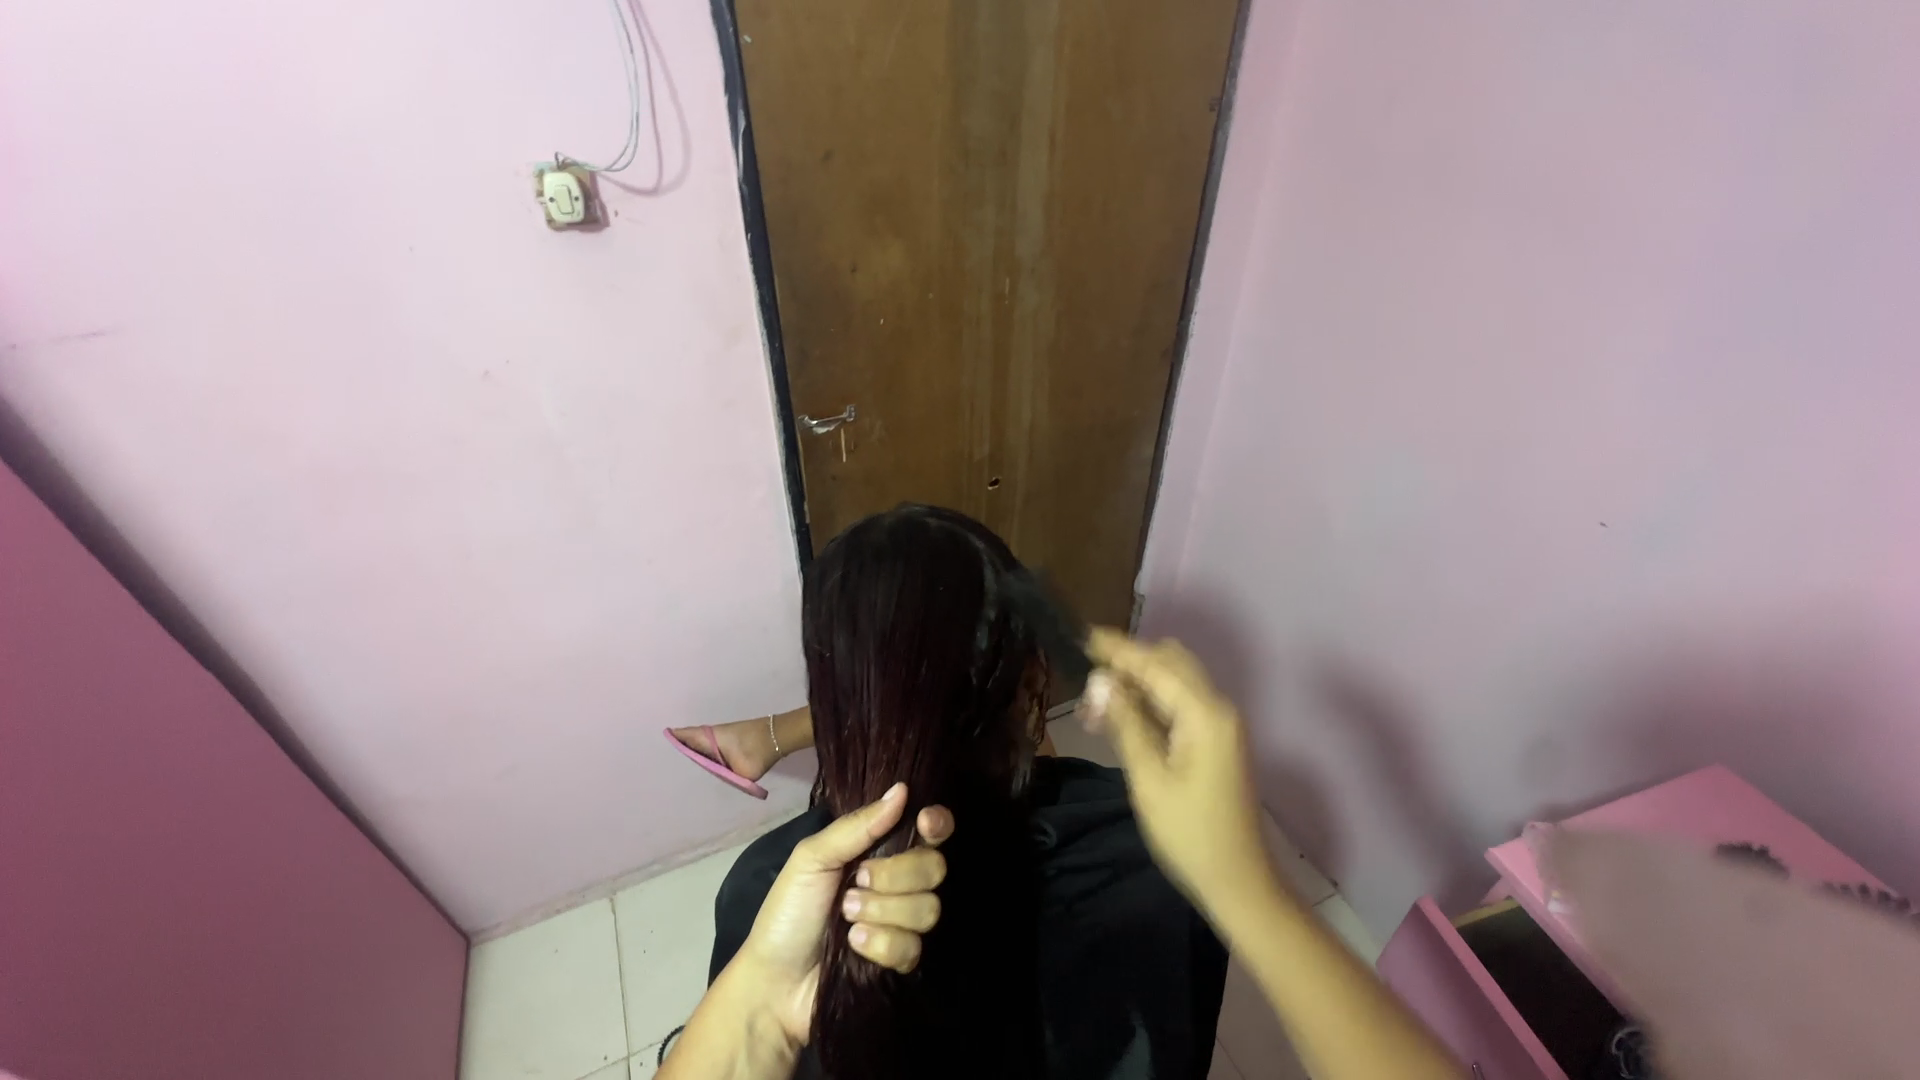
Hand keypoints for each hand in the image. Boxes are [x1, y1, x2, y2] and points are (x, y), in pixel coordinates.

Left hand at [733, 783, 953, 1047]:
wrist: (774, 981)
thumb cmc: (788, 910)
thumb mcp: (812, 858)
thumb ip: (857, 826)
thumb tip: (902, 789)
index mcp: (881, 850)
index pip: (931, 829)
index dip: (937, 823)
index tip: (924, 823)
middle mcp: (900, 882)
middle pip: (934, 867)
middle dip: (895, 875)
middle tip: (856, 882)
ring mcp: (904, 923)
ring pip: (928, 908)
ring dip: (882, 912)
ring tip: (847, 919)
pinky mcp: (902, 961)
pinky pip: (913, 948)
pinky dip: (879, 945)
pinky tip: (853, 946)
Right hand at [1081, 628, 1277, 912]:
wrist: (1238, 882)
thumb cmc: (1189, 833)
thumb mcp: (1148, 778)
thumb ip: (1125, 723)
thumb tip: (1101, 682)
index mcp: (1205, 714)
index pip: (1155, 664)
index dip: (1118, 649)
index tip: (1084, 635)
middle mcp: (1217, 708)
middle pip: (1169, 663)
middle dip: (1128, 663)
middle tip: (1088, 679)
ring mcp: (1219, 725)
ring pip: (1173, 683)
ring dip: (1136, 684)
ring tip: (1095, 705)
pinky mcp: (1214, 742)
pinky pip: (1178, 705)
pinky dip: (1149, 703)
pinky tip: (1119, 718)